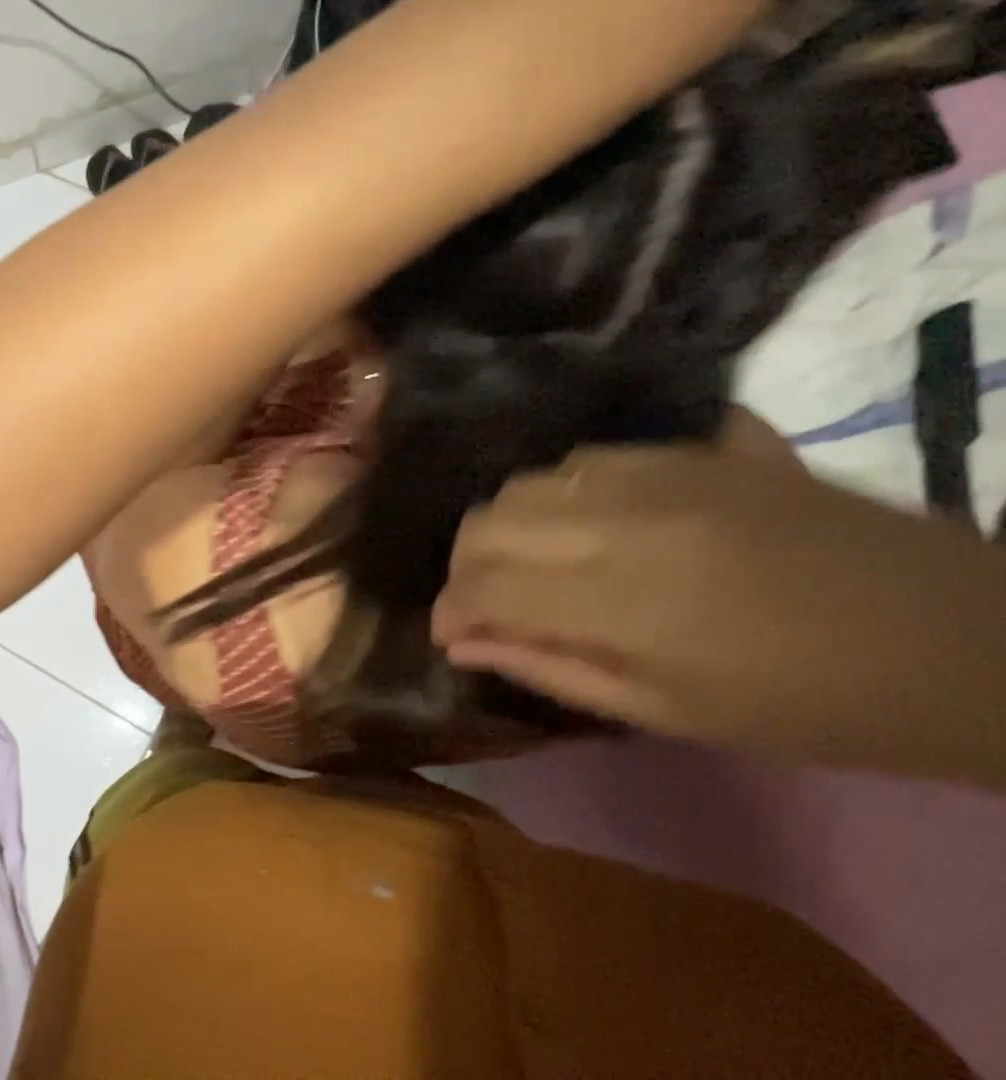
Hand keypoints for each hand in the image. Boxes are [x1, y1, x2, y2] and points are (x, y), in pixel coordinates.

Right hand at [431, 438, 1005, 783]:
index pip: (482, 585)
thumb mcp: (667, 713)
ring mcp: (670, 471)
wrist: (960, 640)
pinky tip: (592, 523)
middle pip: (490, 519)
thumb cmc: (808, 706)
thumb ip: (551, 669)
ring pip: (534, 477)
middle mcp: (627, 518)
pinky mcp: (709, 448)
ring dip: (514, 524)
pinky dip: (570, 490)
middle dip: (466, 565)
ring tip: (537, 563)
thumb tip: (461, 643)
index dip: (449, 611)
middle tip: (486, 602)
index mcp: (621, 599)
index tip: (450, 635)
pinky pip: (597, 455)